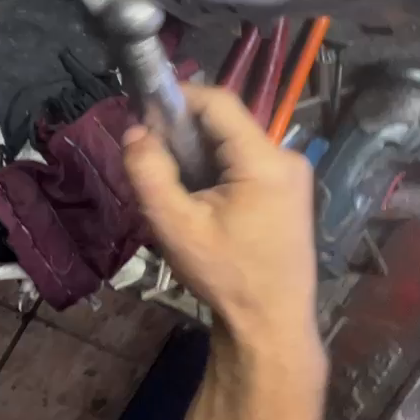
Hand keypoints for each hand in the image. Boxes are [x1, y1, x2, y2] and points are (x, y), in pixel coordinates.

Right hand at [123, 85, 321, 359]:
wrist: (268, 323)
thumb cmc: (223, 274)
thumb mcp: (172, 222)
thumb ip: (147, 170)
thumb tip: (133, 130)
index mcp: (265, 162)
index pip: (217, 101)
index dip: (174, 96)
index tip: (138, 113)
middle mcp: (284, 158)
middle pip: (220, 118)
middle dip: (177, 128)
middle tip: (146, 155)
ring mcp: (287, 174)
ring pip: (224, 137)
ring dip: (189, 148)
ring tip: (166, 180)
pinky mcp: (281, 188)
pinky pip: (234, 156)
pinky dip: (204, 162)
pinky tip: (189, 192)